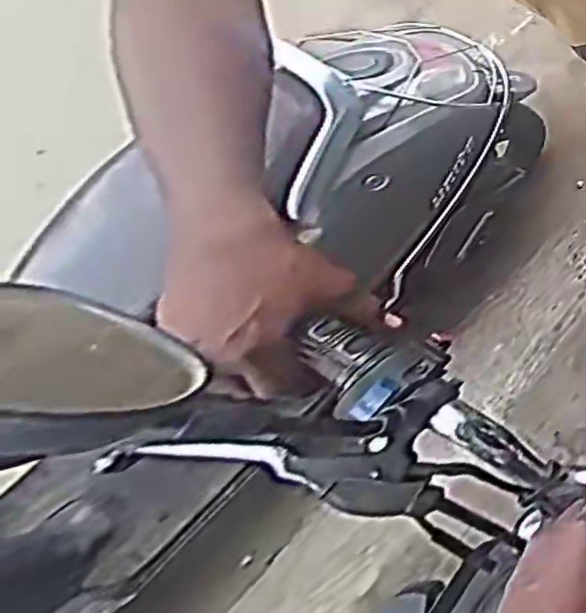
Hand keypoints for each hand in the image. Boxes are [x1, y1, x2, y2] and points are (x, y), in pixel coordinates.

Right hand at [158, 205, 385, 396]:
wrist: (222, 230)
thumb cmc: (268, 256)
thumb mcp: (330, 283)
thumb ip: (360, 307)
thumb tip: (385, 321)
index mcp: (251, 351)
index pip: (277, 387)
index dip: (303, 386)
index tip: (316, 381)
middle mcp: (210, 356)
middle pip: (242, 387)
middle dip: (271, 380)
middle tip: (295, 366)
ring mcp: (181, 342)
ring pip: (216, 372)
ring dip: (244, 365)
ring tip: (269, 347)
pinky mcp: (168, 325)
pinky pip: (195, 349)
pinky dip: (220, 345)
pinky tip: (240, 326)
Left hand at [499, 496, 585, 612]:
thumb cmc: (566, 609)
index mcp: (584, 525)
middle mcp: (558, 527)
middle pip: (583, 506)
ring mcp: (537, 542)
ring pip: (564, 523)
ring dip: (576, 531)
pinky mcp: (523, 560)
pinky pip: (547, 540)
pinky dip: (558, 545)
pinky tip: (564, 566)